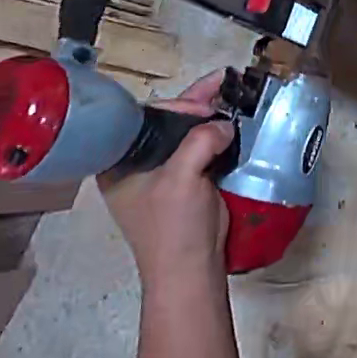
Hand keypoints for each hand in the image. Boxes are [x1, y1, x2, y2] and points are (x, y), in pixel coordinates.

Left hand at [100, 70, 236, 286]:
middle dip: (197, 103)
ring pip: (186, 133)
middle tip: (226, 85)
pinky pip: (201, 149)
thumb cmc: (174, 227)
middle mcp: (137, 163)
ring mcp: (163, 174)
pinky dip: (218, 135)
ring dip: (211, 115)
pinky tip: (236, 123)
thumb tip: (225, 124)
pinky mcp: (187, 182)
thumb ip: (200, 141)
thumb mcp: (182, 179)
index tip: (207, 103)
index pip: (145, 117)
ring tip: (234, 93)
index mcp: (119, 162)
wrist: (192, 272)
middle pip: (167, 121)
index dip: (176, 105)